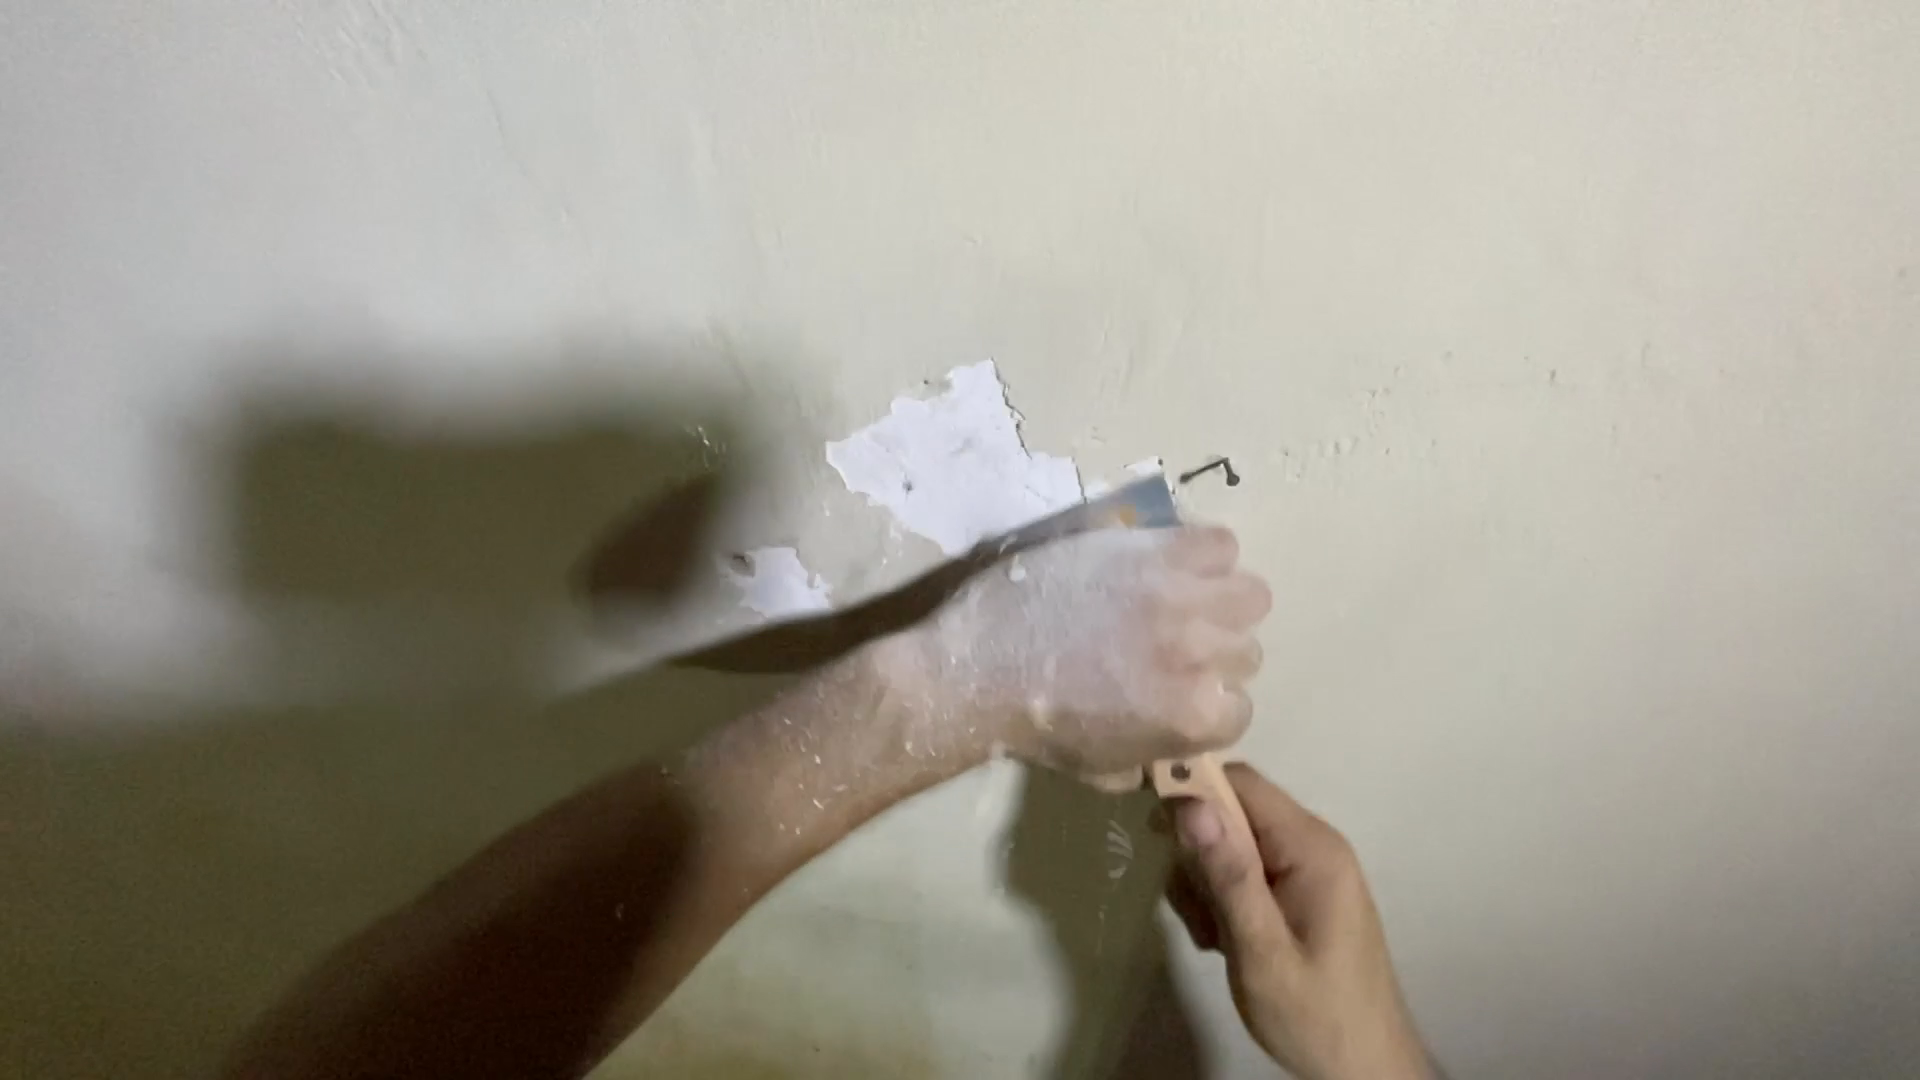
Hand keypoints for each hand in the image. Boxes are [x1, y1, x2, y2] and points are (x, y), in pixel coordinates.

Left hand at [902, 525, 1269, 779]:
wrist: (977, 668)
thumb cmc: (1034, 725)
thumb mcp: (1105, 770)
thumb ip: (1155, 756)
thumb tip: (1175, 744)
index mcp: (1195, 716)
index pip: (1240, 707)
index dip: (1204, 698)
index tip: (1172, 686)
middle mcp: (1200, 654)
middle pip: (1246, 648)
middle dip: (1210, 651)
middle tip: (1166, 641)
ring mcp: (1177, 596)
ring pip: (1247, 594)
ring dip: (1216, 601)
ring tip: (1171, 600)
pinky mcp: (1149, 551)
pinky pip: (1217, 541)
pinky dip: (1201, 553)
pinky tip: (1163, 564)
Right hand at [1168, 766, 1433, 1079]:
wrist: (1368, 1073)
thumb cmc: (1317, 1017)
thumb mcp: (1263, 952)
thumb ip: (1229, 876)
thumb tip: (1190, 804)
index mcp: (1311, 846)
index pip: (1240, 782)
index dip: (1192, 792)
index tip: (1157, 830)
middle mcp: (1310, 842)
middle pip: (1229, 811)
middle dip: (1198, 853)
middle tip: (1196, 908)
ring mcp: (1304, 866)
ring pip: (1227, 841)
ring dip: (1204, 881)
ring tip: (1212, 934)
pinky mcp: (1295, 888)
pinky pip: (1240, 868)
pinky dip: (1219, 896)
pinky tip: (1222, 938)